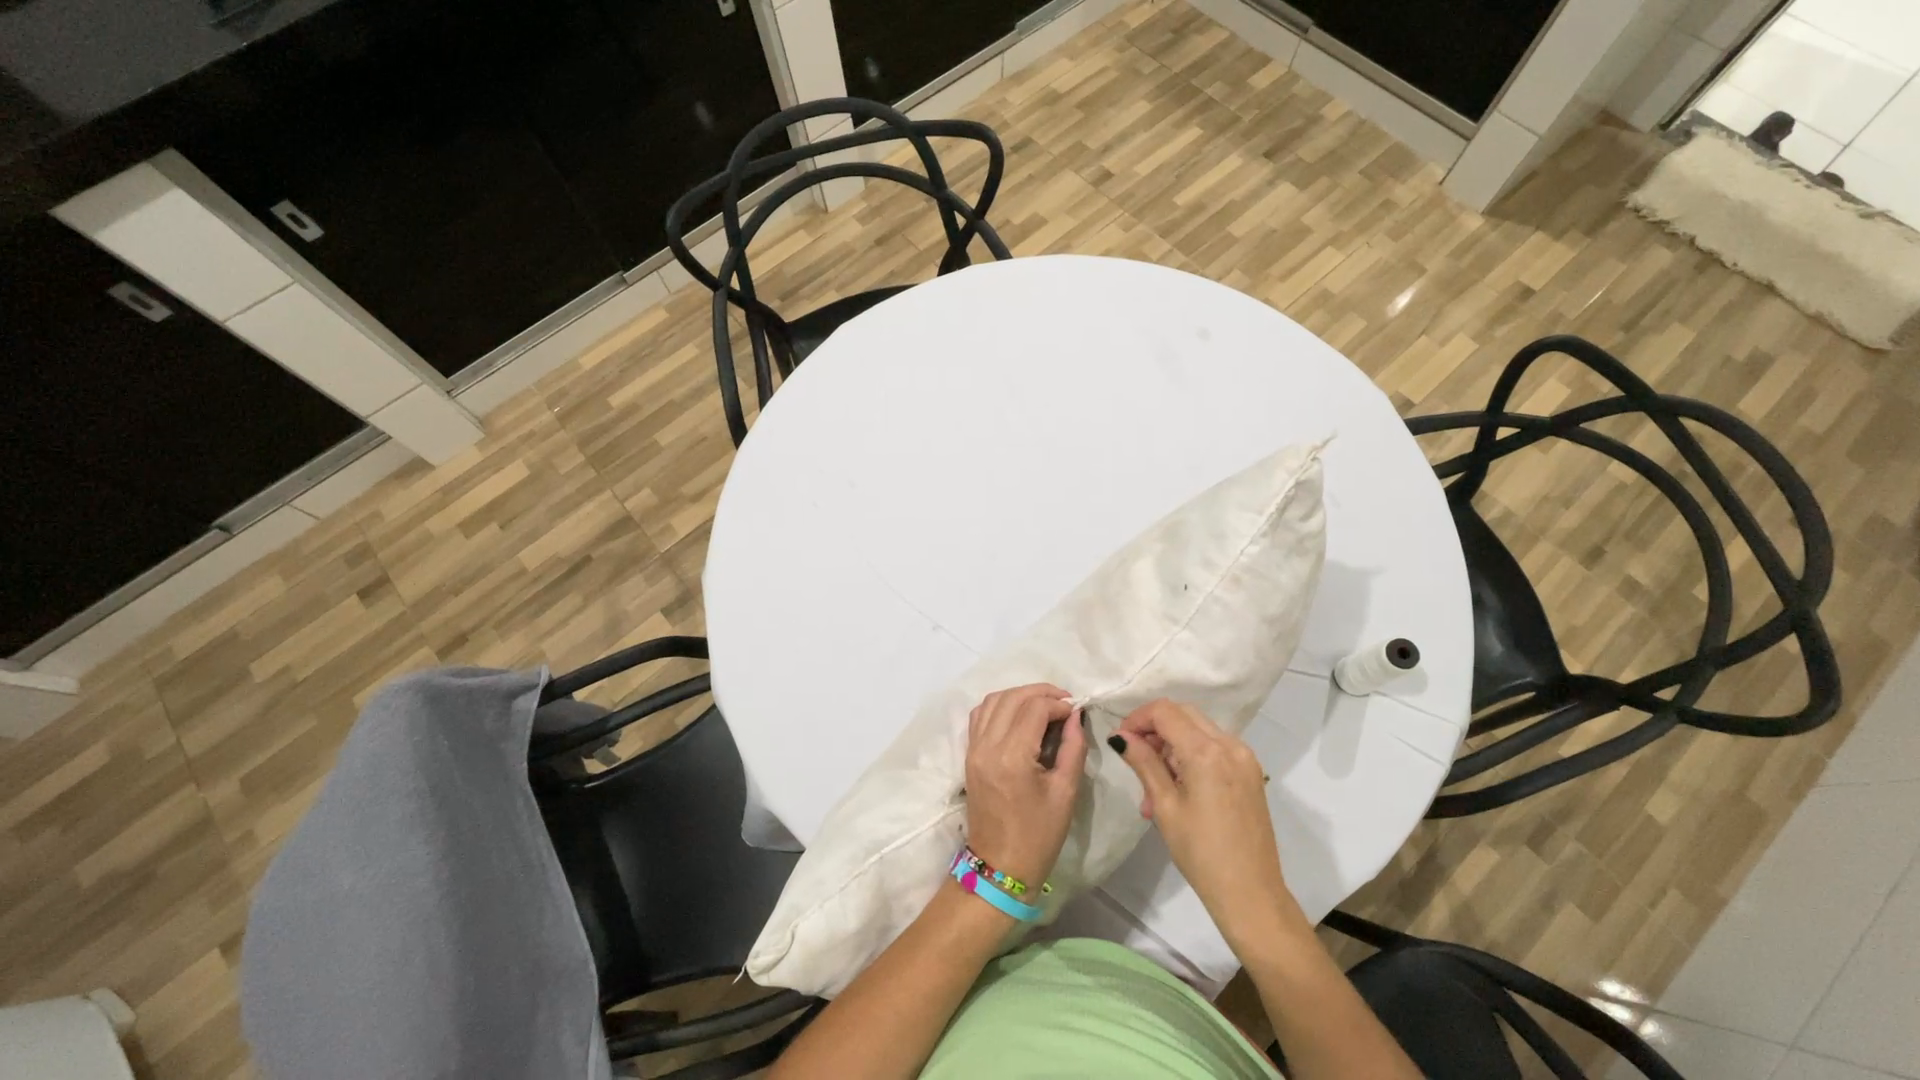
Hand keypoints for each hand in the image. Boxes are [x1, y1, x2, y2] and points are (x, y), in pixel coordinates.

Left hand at [964, 684, 1087, 888]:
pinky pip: (980, 716)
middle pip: (1012, 697)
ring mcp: (973, 749)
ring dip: (1019, 696)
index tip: (1076, 713)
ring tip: (1044, 705)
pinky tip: (1019, 716)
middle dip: (1040, 693)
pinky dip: (1000, 707)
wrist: (1000, 866)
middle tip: (1064, 702)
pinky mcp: (968, 755)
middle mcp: (987, 746)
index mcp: (1012, 756)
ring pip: (992, 701)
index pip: (1035, 708)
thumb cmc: (1039, 835)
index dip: (1059, 704)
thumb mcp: (1066, 791)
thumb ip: (1072, 747)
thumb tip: (1075, 716)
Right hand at [1109, 699, 1305, 953]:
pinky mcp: (1250, 773)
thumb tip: (1121, 737)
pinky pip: (1215, 748)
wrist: (1250, 891)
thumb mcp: (1165, 806)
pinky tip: (1178, 788)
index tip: (1121, 741)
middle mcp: (1230, 745)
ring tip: (1153, 786)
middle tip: (1135, 758)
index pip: (1165, 712)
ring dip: (1172, 745)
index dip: (1137, 719)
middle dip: (1155, 729)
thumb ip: (1144, 763)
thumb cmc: (1200, 852)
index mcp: (1207, 752)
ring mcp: (1245, 758)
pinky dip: (1192, 756)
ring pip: (1199, 730)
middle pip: (1184, 714)